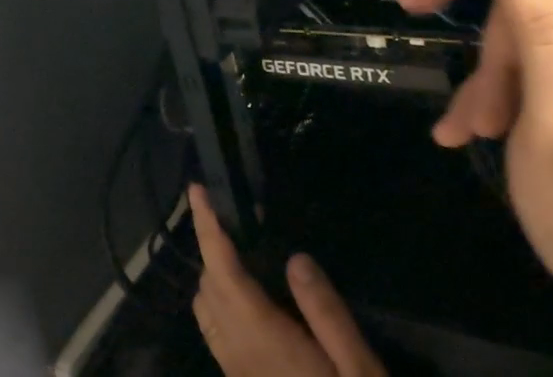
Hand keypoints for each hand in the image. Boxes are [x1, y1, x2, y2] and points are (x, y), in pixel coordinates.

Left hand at [187, 184, 385, 376]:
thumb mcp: (355, 364)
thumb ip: (323, 310)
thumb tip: (293, 258)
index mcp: (263, 338)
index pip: (223, 272)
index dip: (208, 228)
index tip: (197, 192)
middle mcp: (237, 352)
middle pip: (208, 286)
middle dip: (211, 244)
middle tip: (231, 211)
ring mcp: (235, 370)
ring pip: (205, 310)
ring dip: (212, 271)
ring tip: (235, 244)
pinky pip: (215, 330)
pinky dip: (218, 297)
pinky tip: (245, 292)